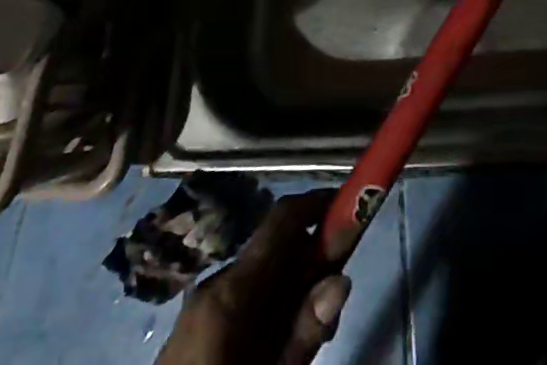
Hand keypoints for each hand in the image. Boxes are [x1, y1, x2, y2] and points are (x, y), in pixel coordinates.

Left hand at [158, 191, 351, 364]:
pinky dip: (270, 302)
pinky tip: (277, 343)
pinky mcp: (195, 321)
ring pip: (262, 273)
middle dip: (313, 258)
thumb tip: (342, 279)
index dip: (318, 204)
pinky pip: (243, 294)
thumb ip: (305, 331)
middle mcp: (216, 282)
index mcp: (232, 291)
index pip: (281, 221)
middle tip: (336, 294)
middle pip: (276, 248)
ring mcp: (201, 301)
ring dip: (293, 285)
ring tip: (307, 333)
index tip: (351, 207)